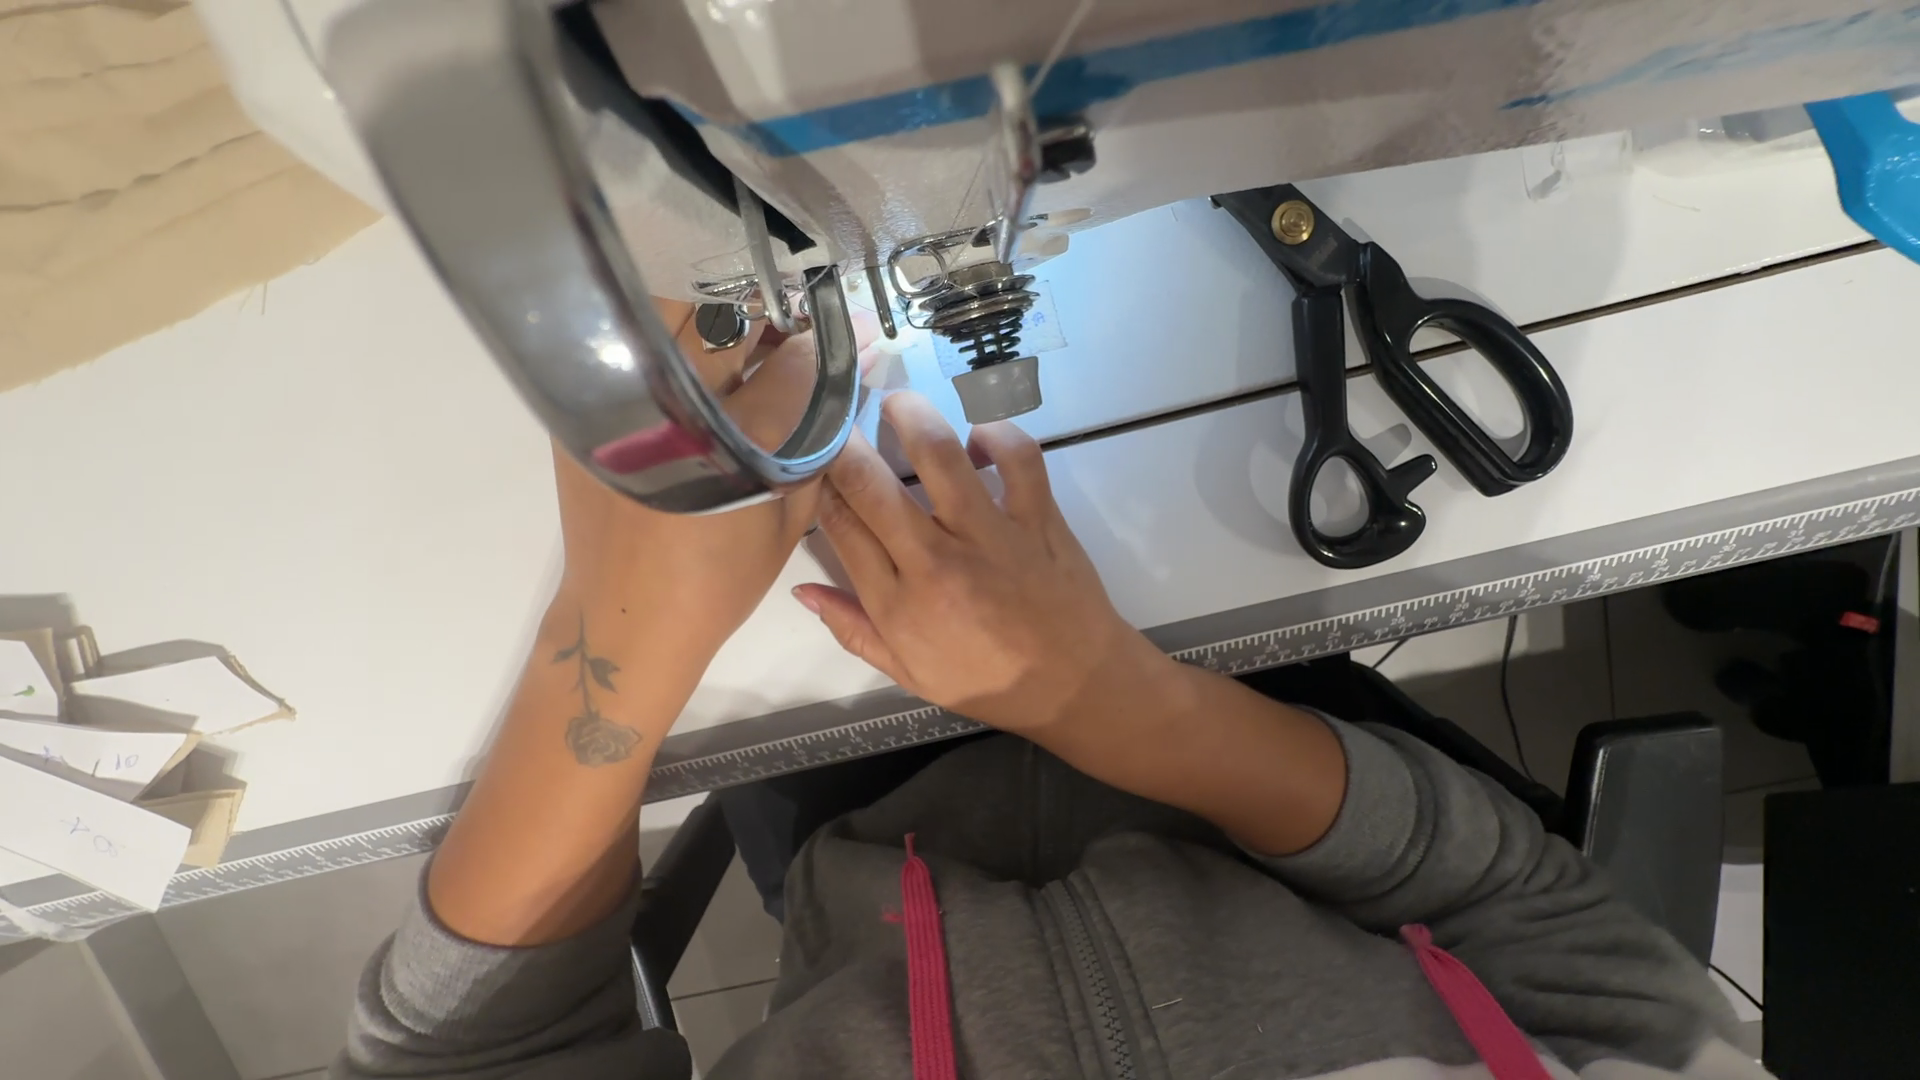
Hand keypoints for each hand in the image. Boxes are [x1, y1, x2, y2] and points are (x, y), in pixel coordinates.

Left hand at [552, 301, 839, 660]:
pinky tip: (693, 351)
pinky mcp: (579, 409)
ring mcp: (615, 404)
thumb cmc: (722, 580)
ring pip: (667, 317)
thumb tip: (850, 383)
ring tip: (742, 326)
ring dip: (713, 310)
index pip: (792, 368)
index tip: (852, 322)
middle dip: (769, 307)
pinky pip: (628, 343)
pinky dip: (666, 335)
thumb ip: (821, 445)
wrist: (629, 617)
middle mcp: (670, 413)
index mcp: (731, 448)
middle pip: (725, 323)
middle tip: (792, 312)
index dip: (831, 341)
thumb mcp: (790, 519)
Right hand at [793, 392, 1164, 733]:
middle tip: (835, 417)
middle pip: (871, 485)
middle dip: (842, 443)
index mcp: (899, 602)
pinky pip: (1019, 458)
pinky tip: (978, 437)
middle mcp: (937, 561)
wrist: (1075, 686)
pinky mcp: (1038, 517)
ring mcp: (991, 534)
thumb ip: (854, 630)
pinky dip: (998, 435)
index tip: (814, 463)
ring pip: (940, 456)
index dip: (820, 486)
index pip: (842, 526)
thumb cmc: (988, 683)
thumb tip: (803, 591)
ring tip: (897, 401)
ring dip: (911, 417)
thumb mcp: (910, 674)